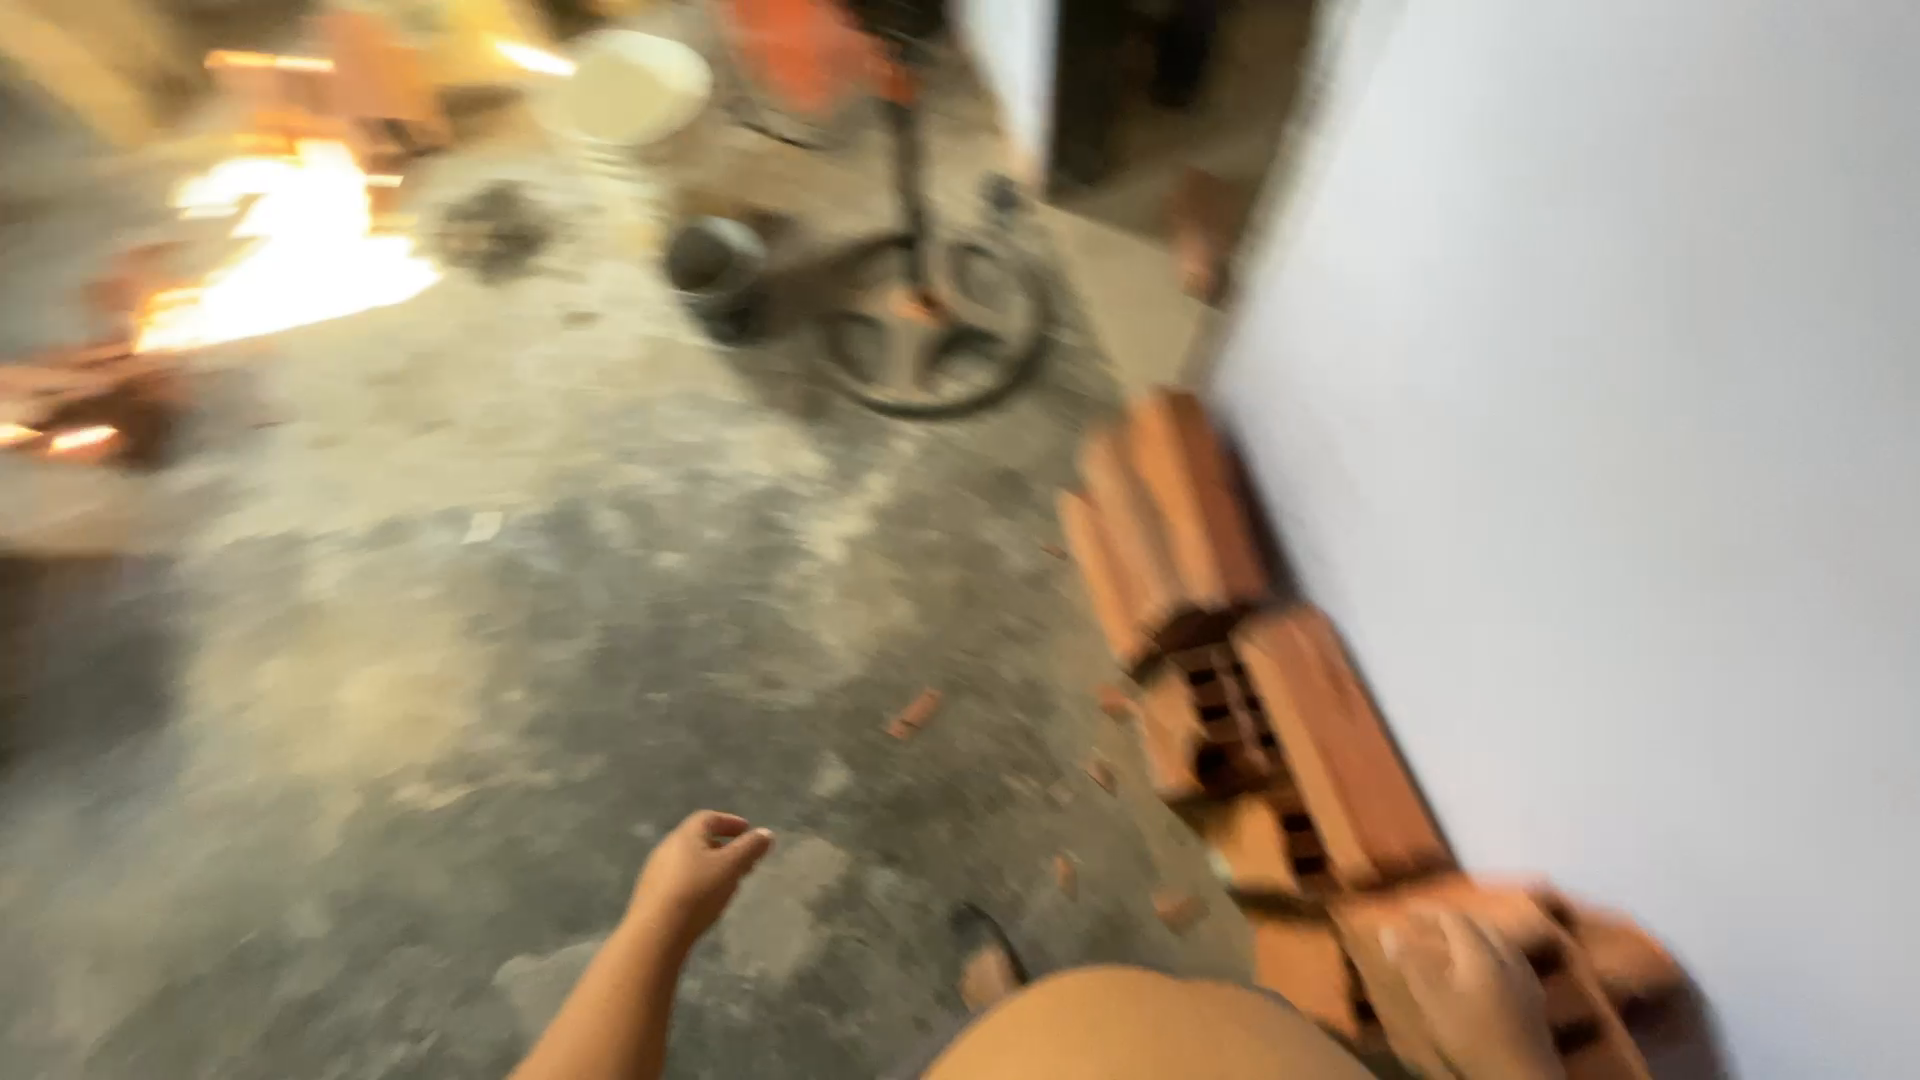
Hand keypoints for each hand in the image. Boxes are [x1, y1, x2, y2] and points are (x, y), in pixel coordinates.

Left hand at [626, 811, 774, 950]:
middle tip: (743, 860)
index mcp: (685, 835)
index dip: (730, 821)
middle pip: (699, 840)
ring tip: (729, 883)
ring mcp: (655, 874)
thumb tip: (766, 833)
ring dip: (712, 867)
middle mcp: (666, 848)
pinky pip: (680, 881)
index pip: (709, 818)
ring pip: (690, 863)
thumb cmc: (697, 892)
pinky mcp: (651, 897)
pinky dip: (698, 883)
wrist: (654, 936)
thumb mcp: (731, 867)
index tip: (747, 830)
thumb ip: (750, 848)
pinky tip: (707, 901)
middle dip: (724, 848)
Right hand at [1381, 908, 1563, 1079]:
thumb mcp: (1431, 999)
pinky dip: (1491, 952)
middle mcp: (1506, 959)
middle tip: (1428, 924)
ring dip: (1474, 934)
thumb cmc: (1471, 1036)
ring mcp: (1525, 980)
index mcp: (1480, 954)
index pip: (1453, 917)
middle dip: (1452, 919)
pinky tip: (1484, 970)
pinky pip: (1511, 960)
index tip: (1405, 912)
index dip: (1427, 911)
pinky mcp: (1535, 1000)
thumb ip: (1410, 961)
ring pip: (1499, 941)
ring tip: (1453, 942)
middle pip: (1480, 925)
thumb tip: (1387, 929)